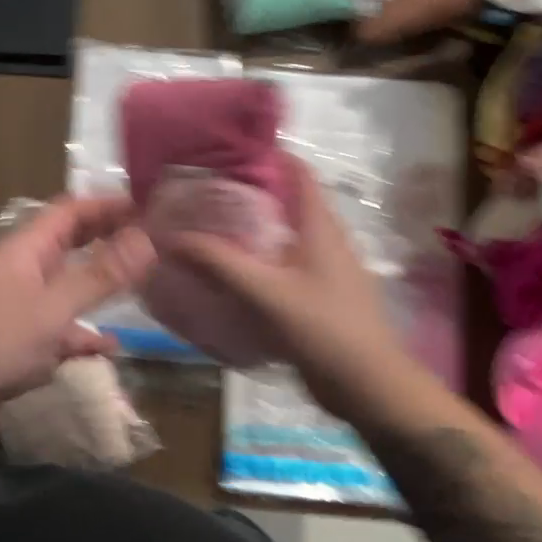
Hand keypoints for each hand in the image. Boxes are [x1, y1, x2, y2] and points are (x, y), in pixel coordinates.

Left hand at [0, 196, 156, 422]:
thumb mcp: (53, 308)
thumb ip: (101, 276)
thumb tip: (148, 238)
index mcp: (27, 248)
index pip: (71, 210)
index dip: (107, 204)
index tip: (148, 206)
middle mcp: (22, 269)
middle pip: (68, 244)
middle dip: (105, 239)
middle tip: (147, 241)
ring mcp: (15, 305)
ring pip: (64, 287)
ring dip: (96, 287)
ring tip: (137, 290)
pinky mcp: (12, 340)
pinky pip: (55, 329)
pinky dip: (79, 334)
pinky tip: (106, 348)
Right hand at [168, 152, 399, 370]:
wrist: (369, 387)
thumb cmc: (323, 327)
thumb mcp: (264, 291)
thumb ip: (219, 262)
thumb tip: (172, 238)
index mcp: (319, 225)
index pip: (297, 171)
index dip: (265, 155)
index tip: (223, 154)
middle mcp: (325, 239)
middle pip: (285, 202)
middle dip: (246, 195)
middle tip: (202, 195)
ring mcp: (325, 270)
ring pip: (283, 237)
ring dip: (250, 231)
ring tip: (207, 231)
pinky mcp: (319, 298)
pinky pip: (283, 268)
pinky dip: (257, 263)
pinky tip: (228, 277)